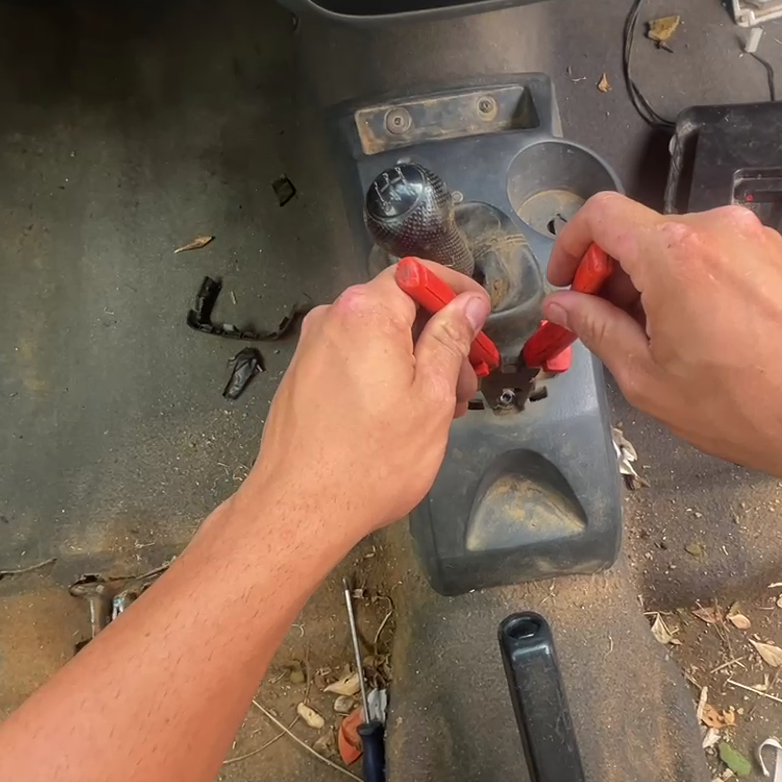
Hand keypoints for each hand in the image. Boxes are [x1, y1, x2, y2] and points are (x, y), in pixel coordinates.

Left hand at [239, 262, 489, 545]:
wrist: (299, 508)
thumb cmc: (375, 457)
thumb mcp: (431, 398)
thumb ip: (450, 340)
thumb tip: (469, 302)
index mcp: (366, 311)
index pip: (417, 273)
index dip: (455, 289)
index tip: (481, 319)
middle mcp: (332, 317)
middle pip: (398, 307)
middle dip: (439, 338)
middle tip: (465, 388)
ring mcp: (311, 347)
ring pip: (378, 338)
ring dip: (415, 363)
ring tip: (437, 413)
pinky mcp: (301, 376)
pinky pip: (354, 358)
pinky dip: (384, 375)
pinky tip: (399, 417)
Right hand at [540, 192, 781, 480]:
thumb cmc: (740, 406)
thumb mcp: (646, 377)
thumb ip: (596, 328)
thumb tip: (562, 305)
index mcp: (674, 253)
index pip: (600, 214)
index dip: (571, 246)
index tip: (567, 285)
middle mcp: (716, 229)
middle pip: (639, 231)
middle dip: (611, 274)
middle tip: (607, 327)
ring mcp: (754, 238)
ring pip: (677, 246)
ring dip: (651, 282)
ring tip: (659, 340)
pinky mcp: (779, 255)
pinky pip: (715, 255)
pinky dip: (690, 282)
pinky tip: (701, 333)